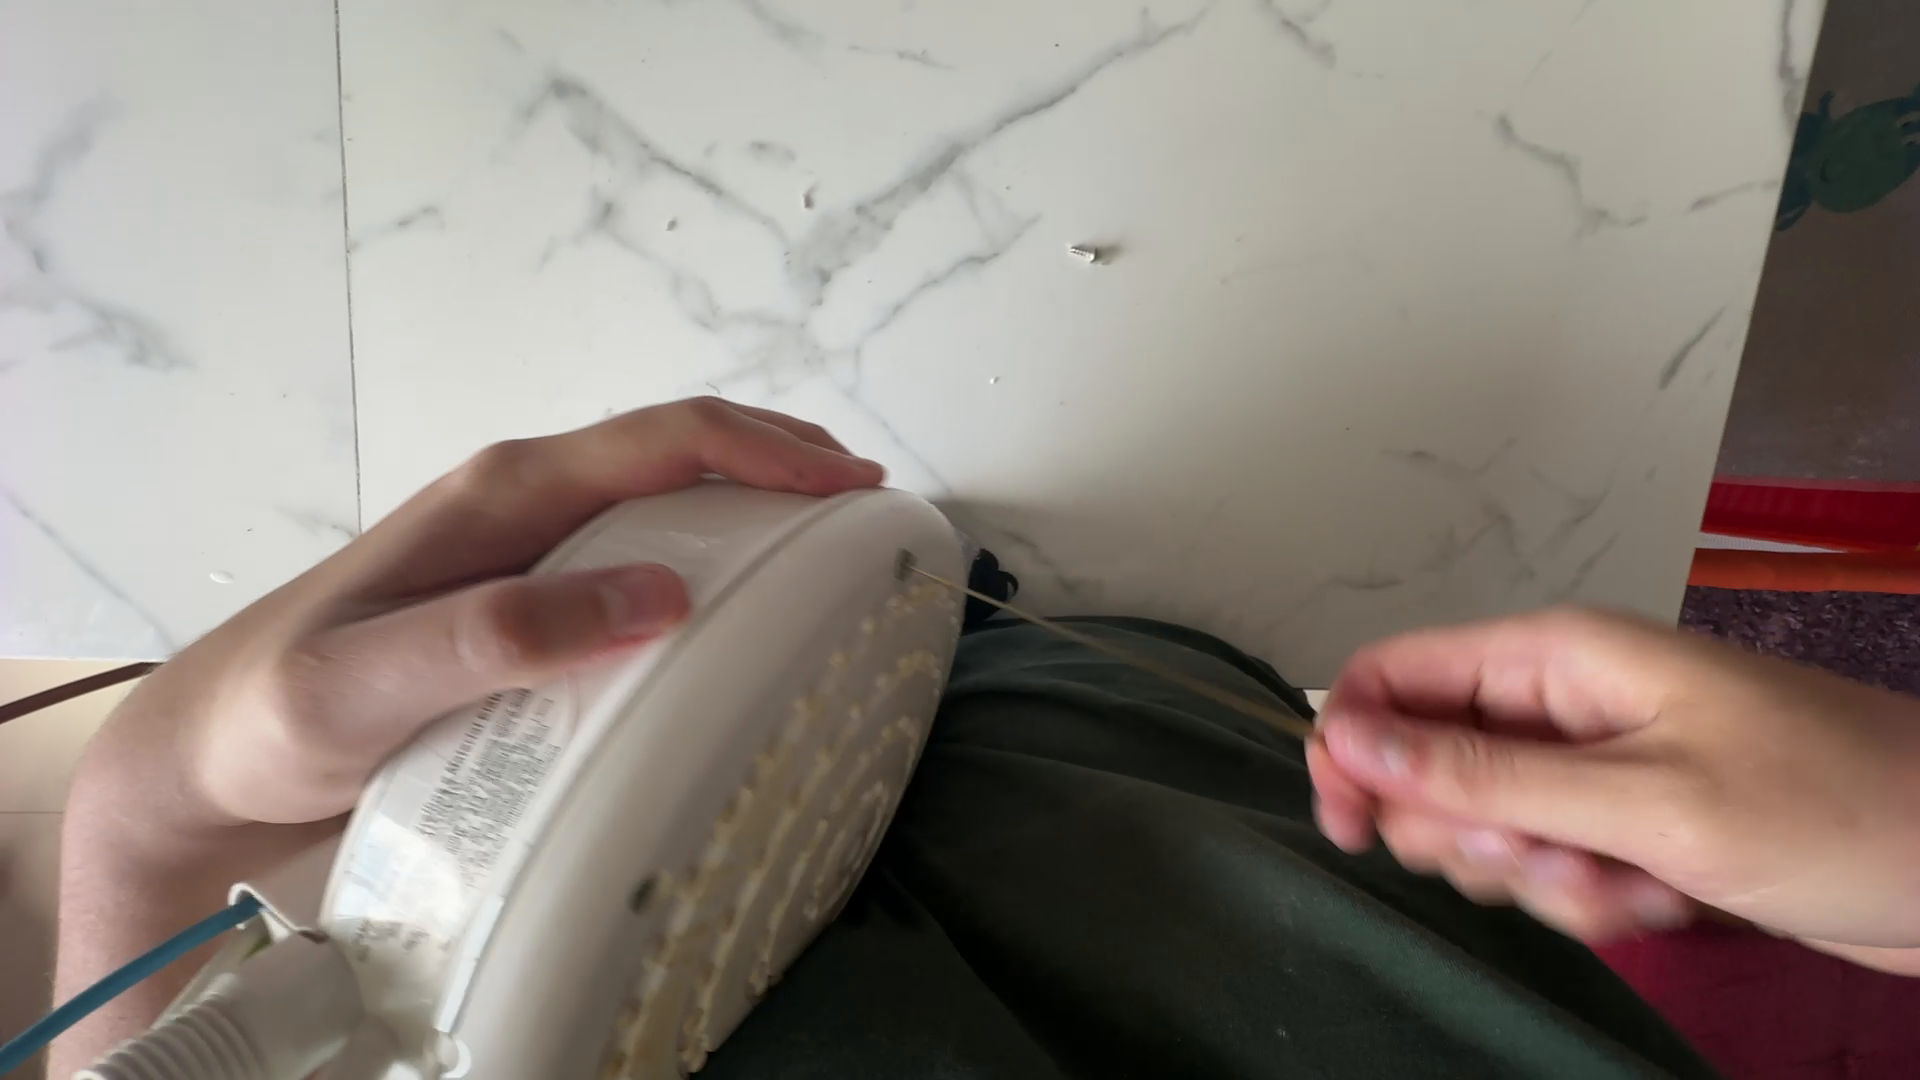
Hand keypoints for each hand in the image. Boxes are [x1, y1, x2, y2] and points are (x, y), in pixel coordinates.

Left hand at [55, 398, 882, 1072]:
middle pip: (688, 440)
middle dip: (786, 453)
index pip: (669, 439)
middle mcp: (540, 492)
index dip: (769, 451)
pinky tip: (750, 574)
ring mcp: (547, 531)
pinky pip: (662, 531)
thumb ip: (499, 634)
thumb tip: (662, 596)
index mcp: (513, 490)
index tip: (850, 486)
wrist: (214, 749)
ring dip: (764, 485)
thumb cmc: (280, 715)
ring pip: (681, 479)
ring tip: (828, 523)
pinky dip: (727, 533)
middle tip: (862, 497)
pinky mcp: (552, 575)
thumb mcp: (368, 684)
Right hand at [1307, 608, 1919, 956]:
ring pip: (1469, 819)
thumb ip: (1481, 774)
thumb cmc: (1839, 813)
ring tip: (1621, 889)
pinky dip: (1574, 892)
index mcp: (1539, 657)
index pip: (1386, 676)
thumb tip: (1343, 744)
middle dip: (1460, 827)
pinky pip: (1528, 856)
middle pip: (1418, 758)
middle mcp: (1537, 700)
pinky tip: (1651, 899)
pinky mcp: (1599, 815)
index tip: (1347, 824)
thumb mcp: (1647, 801)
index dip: (1348, 742)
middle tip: (1530, 863)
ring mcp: (1568, 761)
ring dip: (1527, 871)